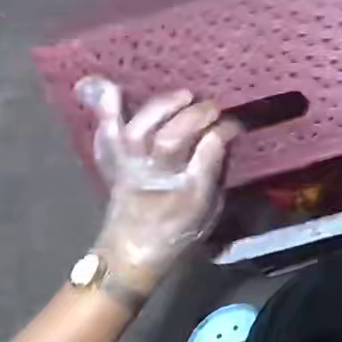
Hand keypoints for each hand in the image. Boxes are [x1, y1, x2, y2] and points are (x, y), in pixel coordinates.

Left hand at [77, 78, 239, 289]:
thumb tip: (222, 137)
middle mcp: (155, 179)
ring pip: (139, 132)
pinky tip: (105, 85)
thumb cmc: (176, 235)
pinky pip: (107, 134)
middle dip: (194, 117)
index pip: (208, 152)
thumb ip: (214, 173)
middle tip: (212, 107)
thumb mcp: (209, 210)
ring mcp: (129, 169)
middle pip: (171, 139)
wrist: (129, 256)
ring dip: (162, 107)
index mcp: (187, 196)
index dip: (222, 132)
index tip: (235, 123)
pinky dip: (106, 109)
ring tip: (183, 95)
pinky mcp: (112, 163)